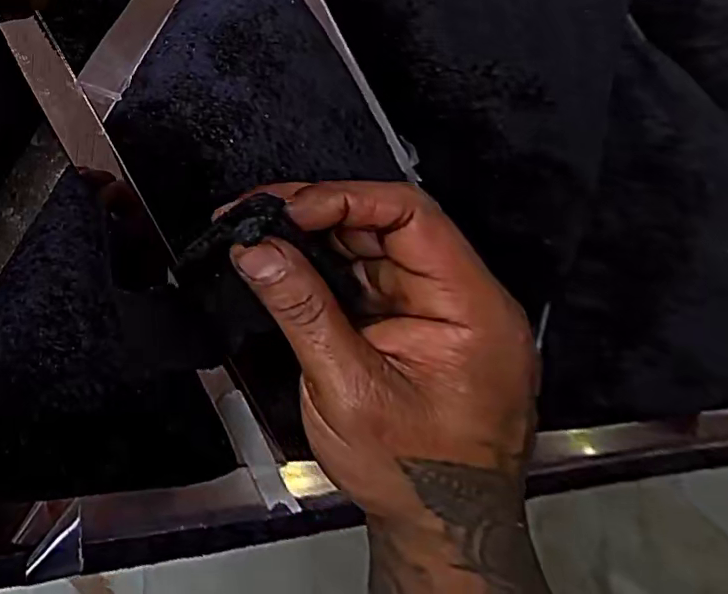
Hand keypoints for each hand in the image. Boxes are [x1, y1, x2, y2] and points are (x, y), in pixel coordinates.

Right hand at [226, 182, 550, 592]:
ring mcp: (430, 306)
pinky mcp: (405, 317)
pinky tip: (282, 262)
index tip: (288, 208)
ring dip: (309, 233)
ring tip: (259, 233)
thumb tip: (257, 249)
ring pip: (366, 241)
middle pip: (384, 220)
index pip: (412, 216)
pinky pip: (358, 269)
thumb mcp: (348, 390)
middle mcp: (457, 298)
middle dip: (314, 210)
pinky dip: (316, 261)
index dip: (344, 199)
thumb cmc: (417, 476)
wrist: (439, 528)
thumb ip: (301, 309)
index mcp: (471, 310)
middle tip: (256, 213)